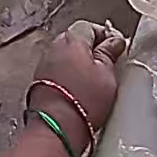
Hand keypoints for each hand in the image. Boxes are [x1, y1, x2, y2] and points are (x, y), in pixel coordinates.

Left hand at [29, 20, 126, 149]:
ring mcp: (44, 65)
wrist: (57, 129)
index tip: (117, 48)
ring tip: (95, 80)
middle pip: (75, 39)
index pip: (89, 27)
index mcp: (72, 40)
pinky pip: (58, 71)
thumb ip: (109, 54)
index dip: (105, 35)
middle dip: (91, 48)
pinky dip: (69, 75)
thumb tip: (114, 41)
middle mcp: (54, 48)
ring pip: (66, 56)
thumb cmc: (84, 101)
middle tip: (108, 64)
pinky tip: (80, 89)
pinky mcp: (39, 83)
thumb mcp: (107, 75)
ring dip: (79, 62)